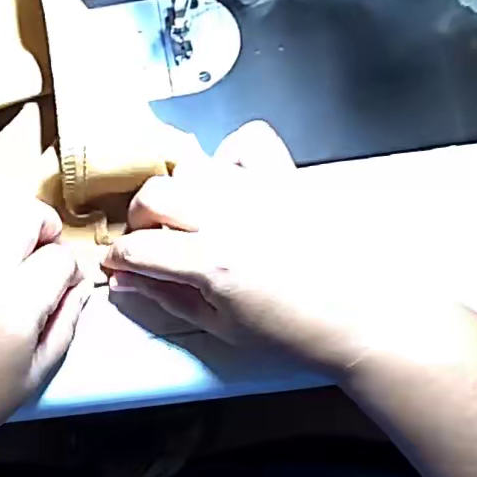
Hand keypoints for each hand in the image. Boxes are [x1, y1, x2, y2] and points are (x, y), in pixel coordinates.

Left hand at [0, 180, 92, 457]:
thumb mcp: (37, 372)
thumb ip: (65, 324)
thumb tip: (80, 288)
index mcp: (15, 304)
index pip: (58, 258)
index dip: (71, 270)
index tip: (68, 289)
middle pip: (22, 216)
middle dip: (44, 228)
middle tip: (44, 256)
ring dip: (5, 214)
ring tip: (12, 238)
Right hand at [101, 121, 444, 375]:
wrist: (360, 319)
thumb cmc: (295, 332)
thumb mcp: (221, 327)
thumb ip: (168, 298)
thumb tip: (128, 282)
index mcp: (213, 263)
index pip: (140, 248)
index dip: (117, 258)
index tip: (115, 264)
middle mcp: (232, 218)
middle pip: (155, 195)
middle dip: (138, 219)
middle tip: (148, 242)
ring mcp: (261, 192)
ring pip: (192, 169)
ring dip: (179, 194)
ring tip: (190, 219)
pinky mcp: (287, 179)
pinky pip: (246, 143)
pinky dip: (228, 157)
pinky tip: (228, 184)